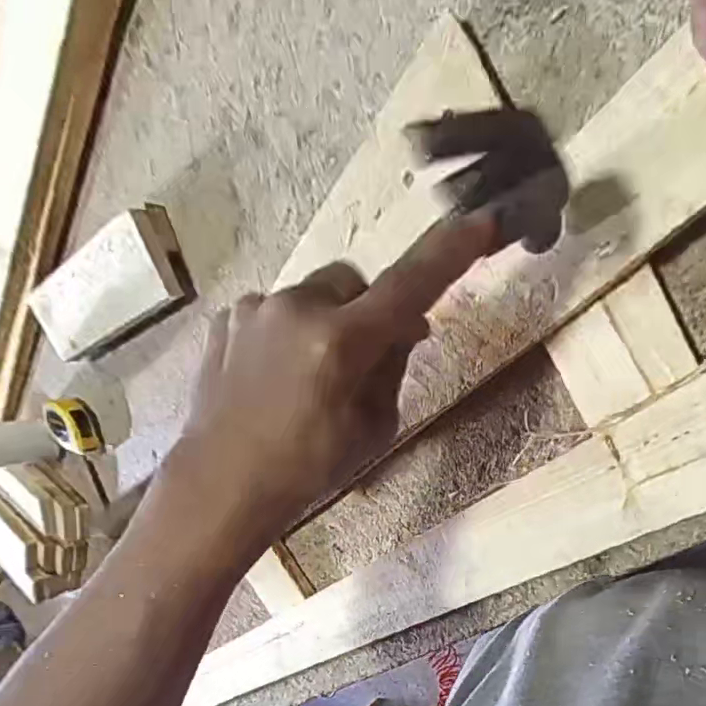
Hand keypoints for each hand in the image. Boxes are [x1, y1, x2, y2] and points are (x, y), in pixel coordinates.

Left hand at [168, 213, 496, 527]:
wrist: (222, 483)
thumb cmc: (309, 467)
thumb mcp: (374, 427)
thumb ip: (392, 368)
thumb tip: (404, 327)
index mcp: (340, 342)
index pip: (409, 285)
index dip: (451, 253)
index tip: (483, 222)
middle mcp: (296, 308)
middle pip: (356, 282)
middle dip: (369, 310)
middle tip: (368, 357)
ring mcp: (255, 308)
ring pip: (315, 295)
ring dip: (329, 322)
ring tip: (315, 377)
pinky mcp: (228, 318)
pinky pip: (278, 311)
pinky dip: (293, 333)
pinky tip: (281, 376)